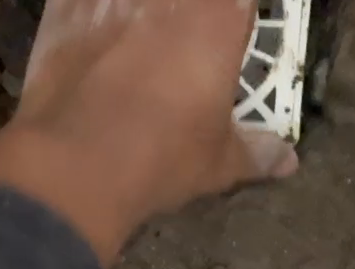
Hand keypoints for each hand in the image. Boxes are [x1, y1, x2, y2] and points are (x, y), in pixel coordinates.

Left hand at [0, 0, 298, 264]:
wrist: (79, 166)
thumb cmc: (162, 161)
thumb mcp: (218, 164)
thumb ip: (256, 152)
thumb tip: (289, 160)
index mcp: (221, 16)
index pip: (240, 4)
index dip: (233, 20)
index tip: (227, 35)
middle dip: (182, 16)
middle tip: (177, 46)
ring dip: (137, 13)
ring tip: (135, 39)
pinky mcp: (65, 6)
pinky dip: (87, 11)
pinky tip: (90, 36)